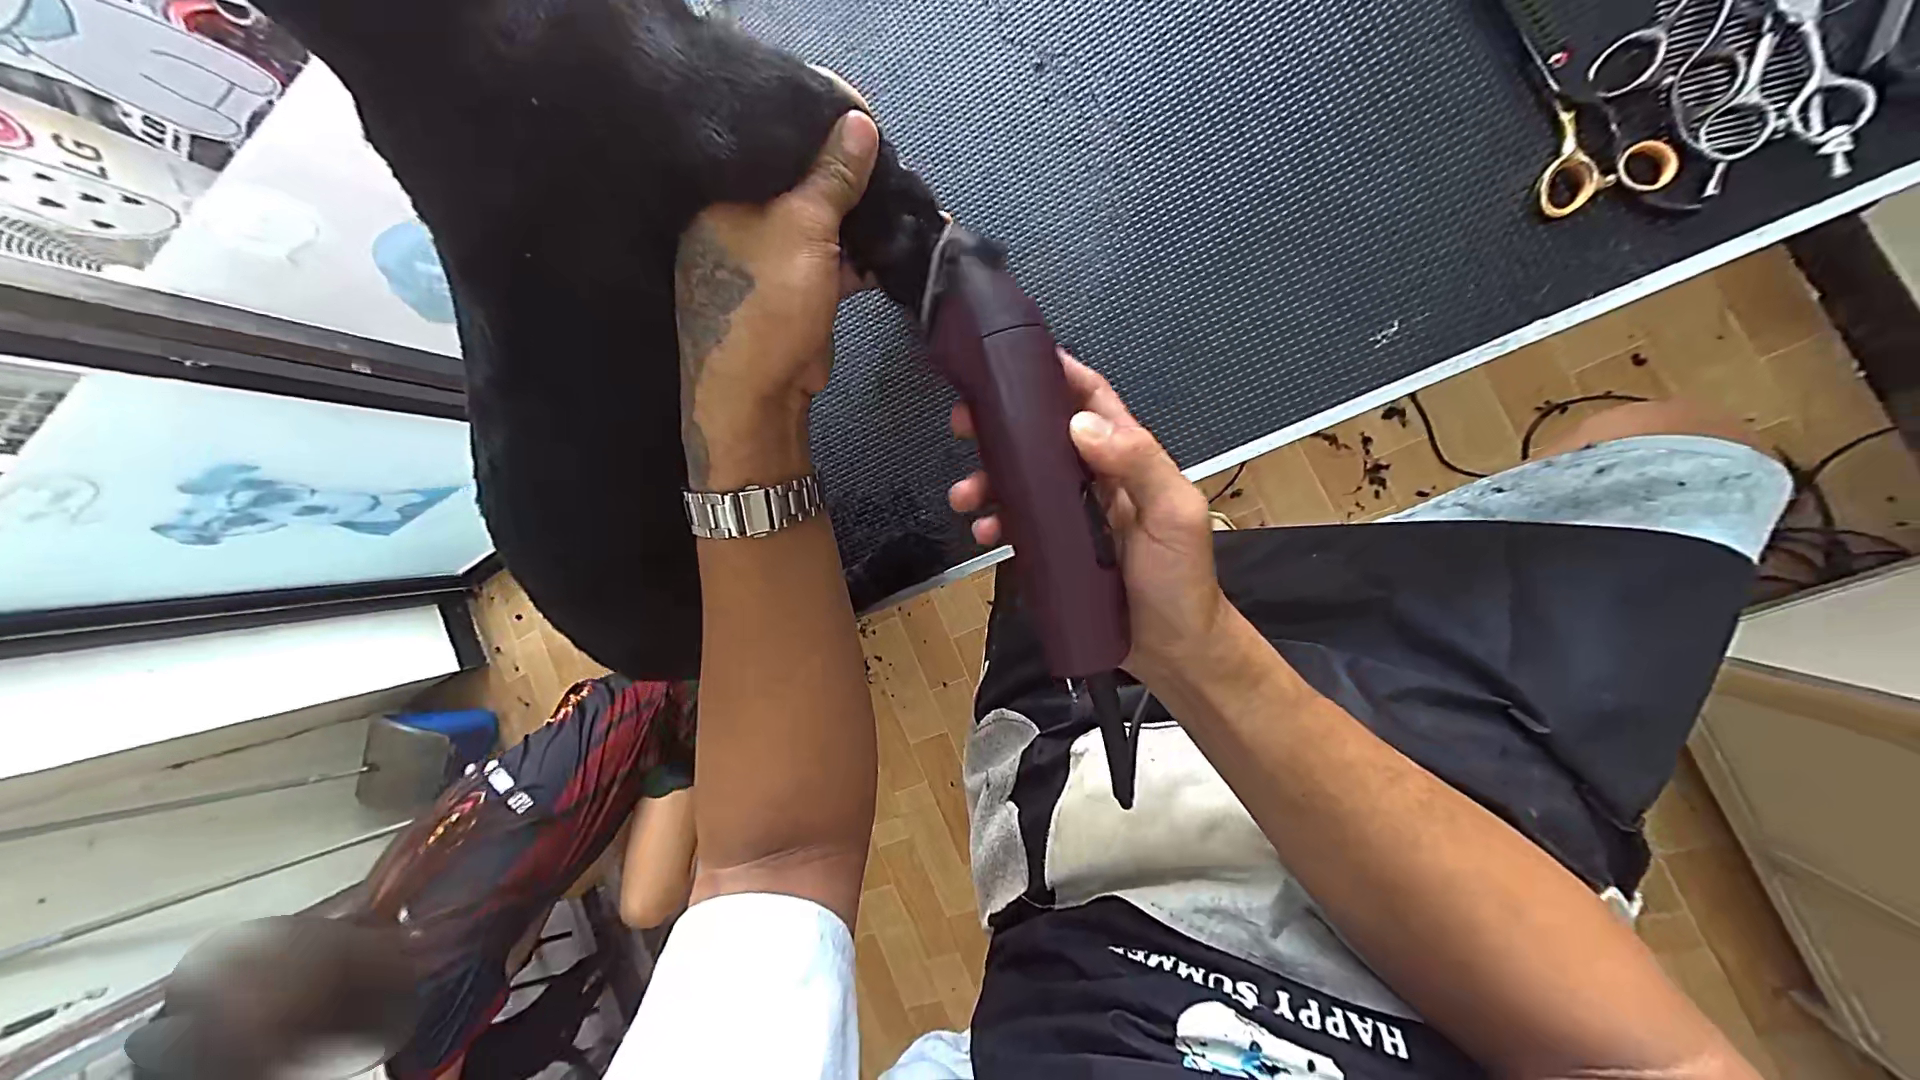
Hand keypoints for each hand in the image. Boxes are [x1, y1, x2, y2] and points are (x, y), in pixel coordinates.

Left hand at [674, 110, 879, 489]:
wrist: (762, 394)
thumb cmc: (767, 304)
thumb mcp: (803, 230)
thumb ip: (833, 177)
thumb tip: (860, 122)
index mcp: (723, 195)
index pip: (773, 143)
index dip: (817, 129)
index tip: (864, 121)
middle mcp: (742, 221)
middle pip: (800, 184)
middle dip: (846, 176)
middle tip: (890, 160)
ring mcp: (772, 258)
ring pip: (821, 223)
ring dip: (859, 219)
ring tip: (899, 200)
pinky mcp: (799, 290)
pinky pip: (833, 259)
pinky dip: (860, 255)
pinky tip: (891, 244)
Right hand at [947, 350, 1233, 683]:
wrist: (1171, 649)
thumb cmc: (1183, 582)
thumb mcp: (1174, 514)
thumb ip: (1138, 463)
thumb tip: (1082, 427)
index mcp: (1129, 460)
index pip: (1093, 402)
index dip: (1060, 375)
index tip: (1021, 359)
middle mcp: (1097, 480)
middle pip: (1042, 439)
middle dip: (1003, 427)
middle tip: (967, 423)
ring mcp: (1073, 515)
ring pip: (1021, 482)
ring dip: (988, 480)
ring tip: (966, 493)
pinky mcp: (1056, 547)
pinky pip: (1018, 525)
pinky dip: (996, 523)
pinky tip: (986, 531)